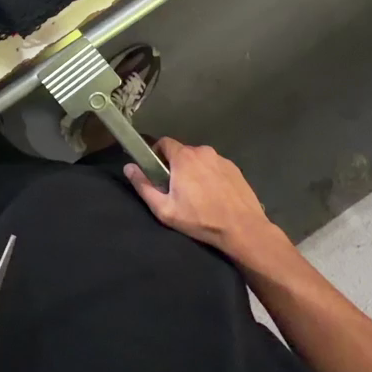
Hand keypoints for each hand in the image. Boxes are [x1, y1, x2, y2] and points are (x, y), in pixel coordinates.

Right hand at [126, 139, 286, 262]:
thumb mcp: (165, 209)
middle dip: (176, 166)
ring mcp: (221, 159)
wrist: (243, 229)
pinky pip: (215, 167)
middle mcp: (203, 151)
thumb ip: (143, 186)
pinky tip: (214, 195)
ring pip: (200, 160)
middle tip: (177, 189)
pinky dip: (211, 176)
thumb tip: (128, 167)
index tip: (157, 171)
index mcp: (184, 157)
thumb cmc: (201, 219)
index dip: (157, 154)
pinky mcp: (235, 168)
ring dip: (195, 171)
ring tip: (198, 195)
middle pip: (182, 152)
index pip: (164, 142)